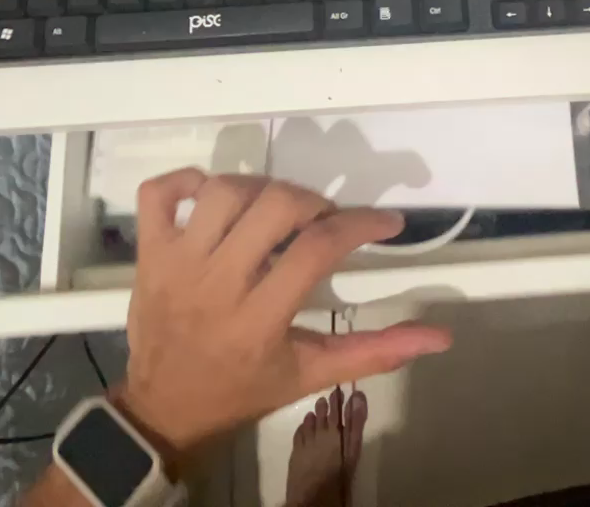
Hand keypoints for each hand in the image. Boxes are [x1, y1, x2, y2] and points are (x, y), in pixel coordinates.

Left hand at [113, 170, 452, 467]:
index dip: (360, 224)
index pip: (315, 249)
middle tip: (324, 219)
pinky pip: (158, 193)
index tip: (386, 222)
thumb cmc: (243, 390)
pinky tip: (214, 193)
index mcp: (258, 320)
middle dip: (313, 202)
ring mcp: (175, 263)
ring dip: (261, 188)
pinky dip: (186, 179)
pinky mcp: (149, 252)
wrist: (162, 411)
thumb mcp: (310, 375)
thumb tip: (440, 337)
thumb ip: (374, 353)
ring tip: (277, 208)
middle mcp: (215, 283)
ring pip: (222, 191)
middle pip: (273, 208)